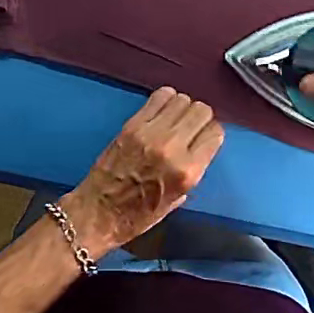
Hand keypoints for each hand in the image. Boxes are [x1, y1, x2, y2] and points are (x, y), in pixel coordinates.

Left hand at [59, 87, 223, 257]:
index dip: (211, 134)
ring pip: (182, 100)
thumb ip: (192, 171)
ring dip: (183, 107)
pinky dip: (165, 98)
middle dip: (200, 117)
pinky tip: (162, 108)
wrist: (98, 212)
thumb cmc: (138, 216)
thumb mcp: (176, 200)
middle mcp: (173, 148)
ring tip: (175, 118)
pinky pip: (158, 97)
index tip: (204, 137)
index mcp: (187, 172)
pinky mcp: (132, 124)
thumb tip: (198, 148)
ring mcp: (151, 133)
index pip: (214, 134)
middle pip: (201, 112)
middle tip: (191, 126)